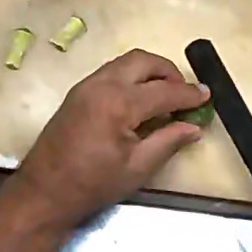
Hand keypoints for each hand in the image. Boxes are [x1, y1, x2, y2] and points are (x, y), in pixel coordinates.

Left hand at [5, 49, 208, 229]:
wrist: (44, 190)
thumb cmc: (92, 184)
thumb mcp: (137, 168)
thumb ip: (168, 141)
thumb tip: (194, 127)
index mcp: (118, 102)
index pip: (163, 90)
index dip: (188, 94)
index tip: (207, 95)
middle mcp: (101, 84)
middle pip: (143, 61)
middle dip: (168, 71)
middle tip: (185, 92)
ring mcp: (86, 85)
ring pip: (125, 63)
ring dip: (149, 72)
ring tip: (166, 95)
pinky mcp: (78, 92)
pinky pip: (111, 72)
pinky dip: (131, 77)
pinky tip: (141, 99)